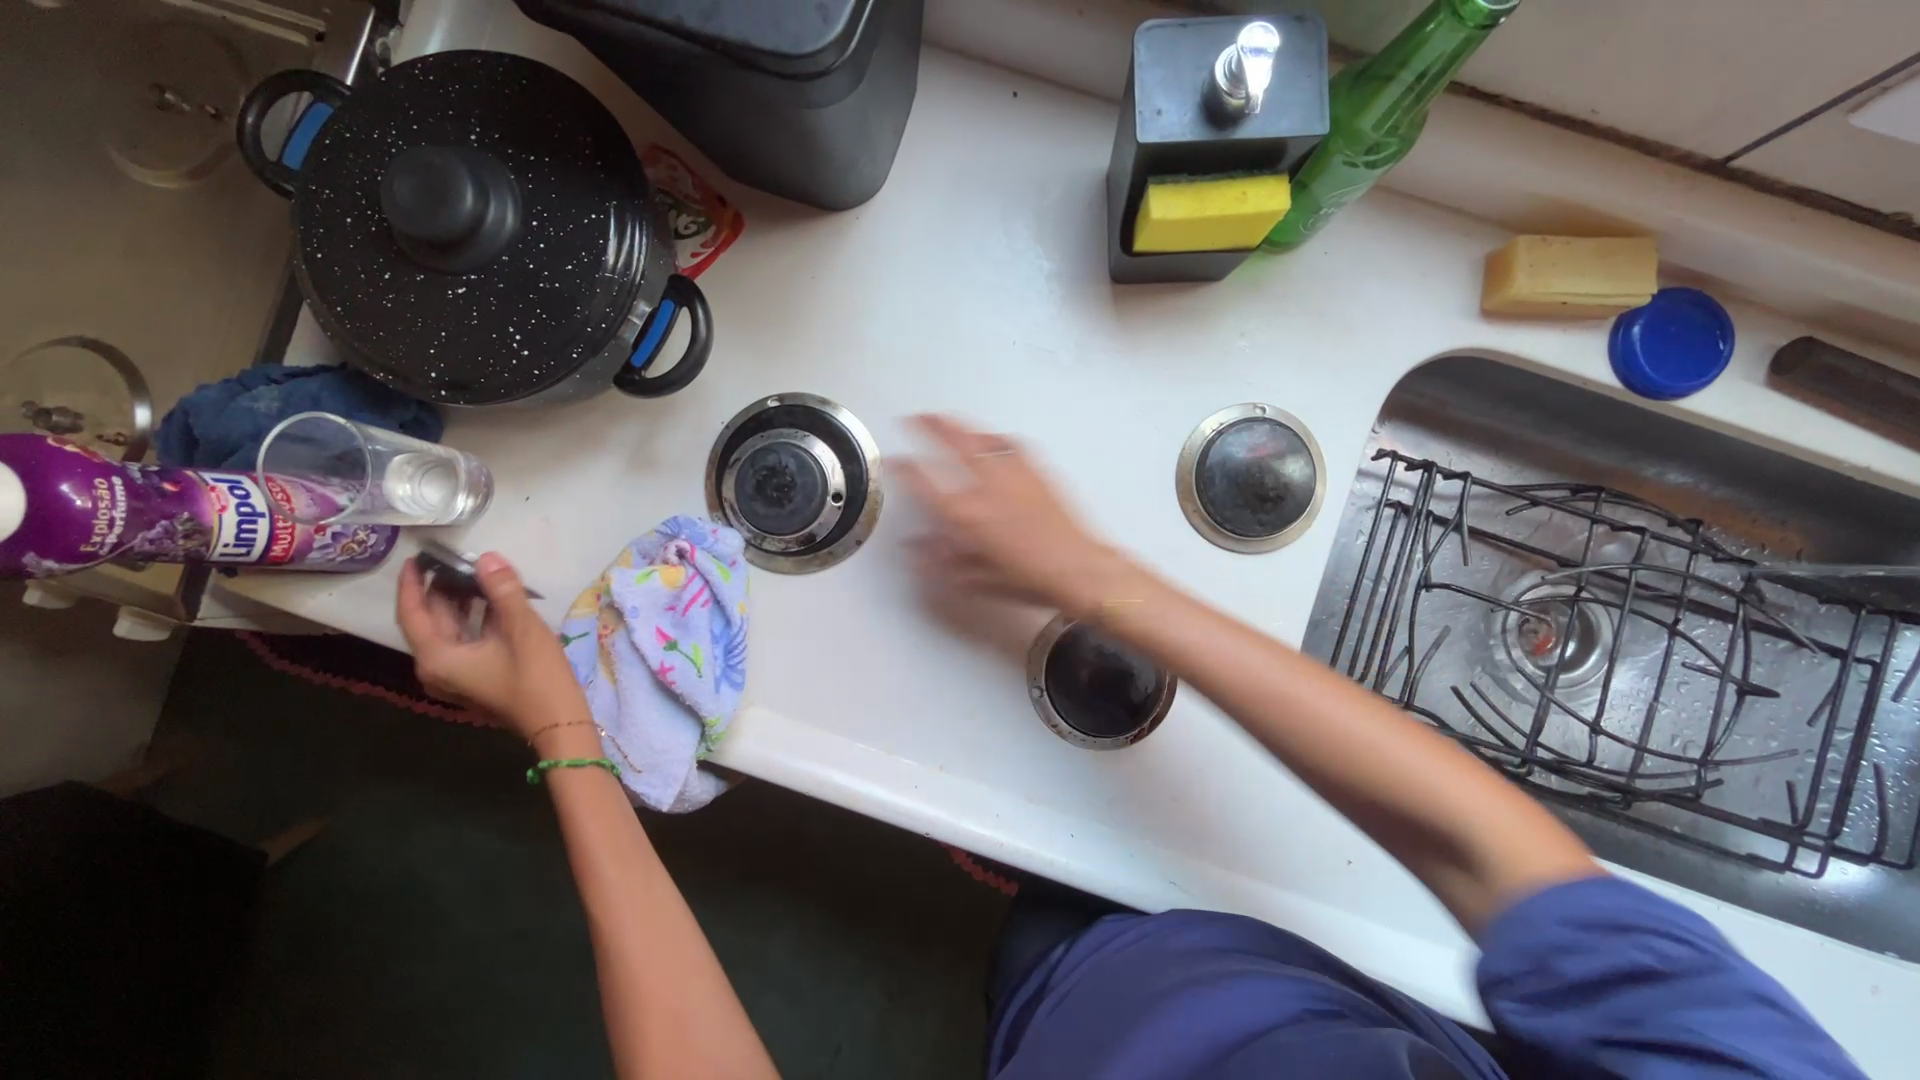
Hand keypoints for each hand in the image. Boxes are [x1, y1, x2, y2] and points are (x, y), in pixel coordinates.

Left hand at [395, 552, 587, 742]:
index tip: (416, 557)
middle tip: (457, 558)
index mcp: (437, 658)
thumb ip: (503, 590)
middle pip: (431, 621)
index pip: (413, 613)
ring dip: (462, 602)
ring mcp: (457, 676)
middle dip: (442, 589)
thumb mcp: (522, 629)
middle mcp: (437, 668)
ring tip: (478, 573)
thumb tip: (488, 557)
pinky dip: (476, 619)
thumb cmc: (536, 677)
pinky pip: (466, 641)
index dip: (412, 584)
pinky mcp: (475, 678)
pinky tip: (495, 600)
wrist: (558, 722)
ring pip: (451, 630)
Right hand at [898, 414, 1139, 616]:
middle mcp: (987, 488)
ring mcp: (1013, 475)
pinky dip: (995, 439)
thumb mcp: (976, 577)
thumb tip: (921, 549)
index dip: (904, 467)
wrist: (1077, 570)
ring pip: (981, 438)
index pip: (924, 481)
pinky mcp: (1037, 472)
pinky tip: (993, 439)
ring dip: (961, 426)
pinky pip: (1010, 445)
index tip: (897, 462)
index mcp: (967, 514)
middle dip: (930, 426)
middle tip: (917, 418)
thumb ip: (943, 558)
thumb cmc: (1029, 579)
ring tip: (950, 420)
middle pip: (952, 442)